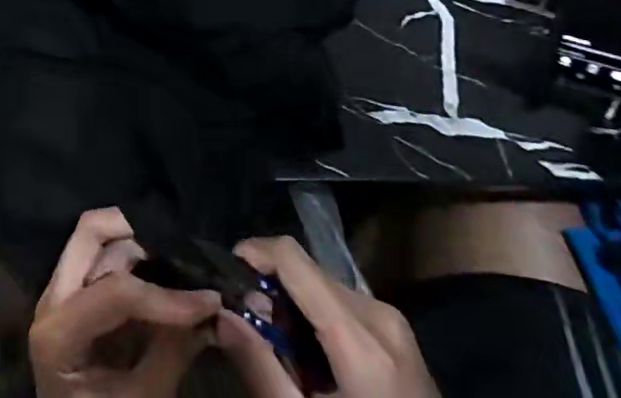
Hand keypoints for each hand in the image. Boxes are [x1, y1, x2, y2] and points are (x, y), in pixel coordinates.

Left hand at [30, 208, 221, 397]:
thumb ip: (173, 352)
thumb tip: (214, 311)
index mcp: (58, 334)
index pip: (116, 291)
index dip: (166, 295)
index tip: (210, 301)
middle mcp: (52, 299)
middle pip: (91, 233)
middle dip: (139, 232)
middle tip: (183, 255)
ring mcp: (60, 290)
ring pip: (99, 237)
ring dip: (140, 242)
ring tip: (179, 262)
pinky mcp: (75, 292)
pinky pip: (103, 253)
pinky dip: (135, 252)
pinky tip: (165, 268)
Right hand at [216, 237, 439, 397]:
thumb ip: (261, 369)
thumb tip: (223, 315)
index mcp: (360, 341)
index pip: (294, 259)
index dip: (253, 253)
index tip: (224, 274)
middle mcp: (379, 314)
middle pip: (307, 272)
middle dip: (269, 287)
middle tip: (243, 325)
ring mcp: (393, 321)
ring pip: (323, 285)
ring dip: (291, 302)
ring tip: (275, 348)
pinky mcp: (397, 331)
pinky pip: (342, 304)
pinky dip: (314, 316)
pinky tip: (307, 357)